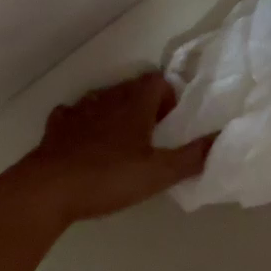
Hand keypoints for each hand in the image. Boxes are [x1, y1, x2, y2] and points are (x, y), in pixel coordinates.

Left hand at [13, 71, 212, 224]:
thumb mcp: (158, 173)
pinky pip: (73, 115)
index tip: (169, 125)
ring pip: (103, 100)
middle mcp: (108, 98)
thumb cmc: (109, 177)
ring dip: (114, 114)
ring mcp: (78, 110)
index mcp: (135, 103)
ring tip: (119, 144)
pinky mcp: (55, 127)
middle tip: (149, 138)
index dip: (168, 98)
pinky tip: (83, 147)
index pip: (158, 80)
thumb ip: (192, 156)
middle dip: (143, 106)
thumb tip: (222, 137)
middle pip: (131, 88)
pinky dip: (82, 125)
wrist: (47, 190)